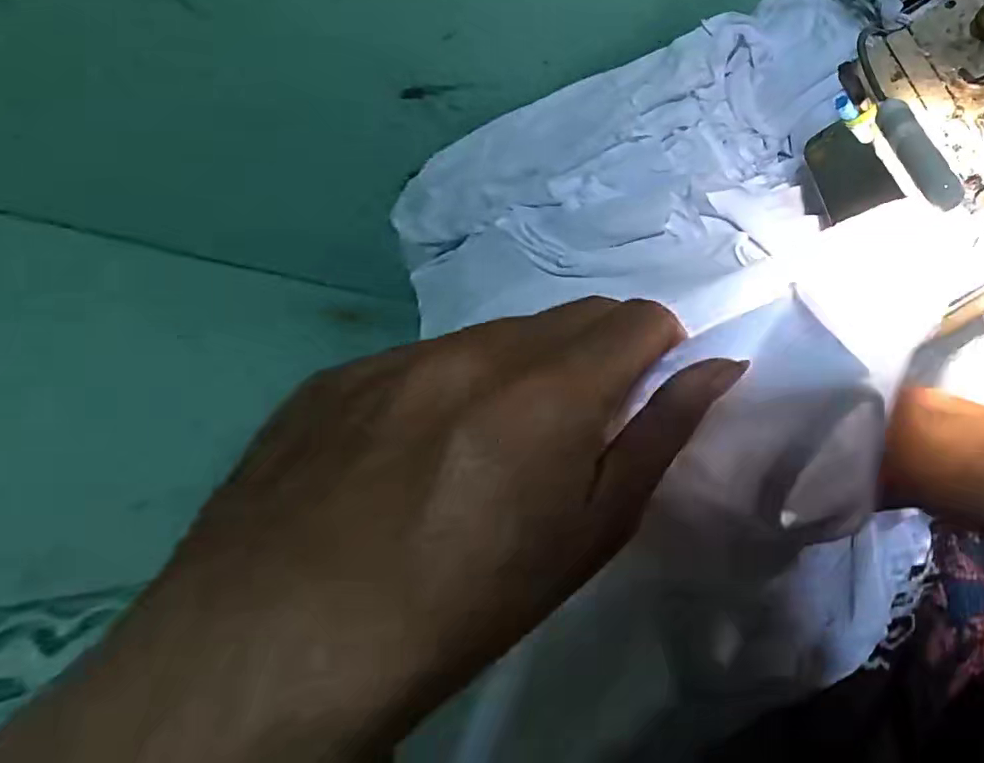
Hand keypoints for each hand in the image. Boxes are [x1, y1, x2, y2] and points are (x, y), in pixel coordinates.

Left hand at [0, 297, 744, 762]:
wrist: (262, 672)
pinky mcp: (334, 377)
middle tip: (580, 423)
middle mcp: (478, 353)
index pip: (642, 316)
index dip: (661, 348)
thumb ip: (666, 430)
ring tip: (494, 439)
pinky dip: (458, 381)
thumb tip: (721, 364)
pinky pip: (431, 353)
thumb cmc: (470, 602)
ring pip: (508, 329)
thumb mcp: (596, 527)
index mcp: (550, 391)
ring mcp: (398, 359)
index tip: (643, 398)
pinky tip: (418, 451)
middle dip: (605, 350)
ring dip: (532, 364)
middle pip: (582, 311)